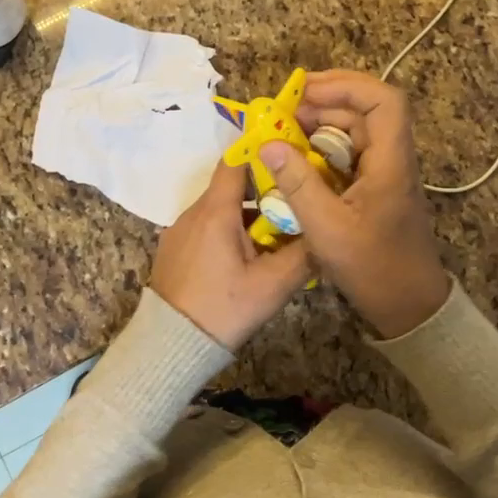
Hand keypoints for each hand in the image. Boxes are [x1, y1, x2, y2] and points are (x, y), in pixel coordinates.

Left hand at [150, 161, 312, 349]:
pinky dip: (226, 231)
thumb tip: (326, 230)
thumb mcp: (273, 285)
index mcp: (215, 212)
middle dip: (262, 190)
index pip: (235, 162)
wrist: (171, 344)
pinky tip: (247, 255)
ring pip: (218, 210)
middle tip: (294, 201)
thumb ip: (303, 253)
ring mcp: (178, 231)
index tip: (288, 156)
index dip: (261, 154)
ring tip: (277, 233)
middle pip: (230, 187)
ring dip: (246, 216)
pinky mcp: (173, 249)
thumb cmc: (224, 309)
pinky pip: (204, 228)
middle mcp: (192, 212)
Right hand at [260, 70, 452, 338]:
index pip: (383, 100)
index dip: (346, 86)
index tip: (305, 92)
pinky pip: (351, 153)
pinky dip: (323, 148)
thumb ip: (296, 183)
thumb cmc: (373, 268)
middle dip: (326, 101)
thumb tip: (266, 144)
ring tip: (284, 132)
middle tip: (285, 110)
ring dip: (322, 124)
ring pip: (357, 130)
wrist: (410, 307)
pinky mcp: (376, 188)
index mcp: (391, 162)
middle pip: (367, 109)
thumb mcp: (326, 228)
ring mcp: (386, 173)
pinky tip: (297, 160)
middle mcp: (393, 159)